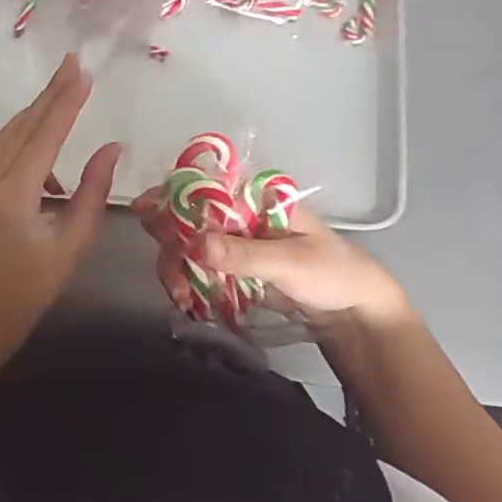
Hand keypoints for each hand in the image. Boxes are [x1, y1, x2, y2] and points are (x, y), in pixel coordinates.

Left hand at [0, 53, 120, 352]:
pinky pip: (3, 155)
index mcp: (14, 195)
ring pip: (8, 138)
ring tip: (63, 92)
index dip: (65, 102)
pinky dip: (26, 141)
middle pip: (21, 128)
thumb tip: (111, 148)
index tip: (81, 71)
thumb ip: (93, 190)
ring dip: (35, 113)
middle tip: (71, 64)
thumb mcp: (75, 241)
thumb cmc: (37, 284)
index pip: (44, 137)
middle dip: (48, 95)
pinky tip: (49, 152)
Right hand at [132, 190, 407, 329]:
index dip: (171, 195)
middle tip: (169, 272)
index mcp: (256, 201)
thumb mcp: (291, 262)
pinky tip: (185, 301)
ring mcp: (231, 246)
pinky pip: (194, 272)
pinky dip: (184, 285)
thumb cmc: (334, 274)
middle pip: (185, 219)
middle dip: (169, 243)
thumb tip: (196, 244)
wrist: (354, 315)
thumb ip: (244, 254)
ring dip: (174, 269)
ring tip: (180, 296)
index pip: (205, 187)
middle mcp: (237, 218)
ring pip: (184, 247)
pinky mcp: (228, 273)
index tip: (146, 211)